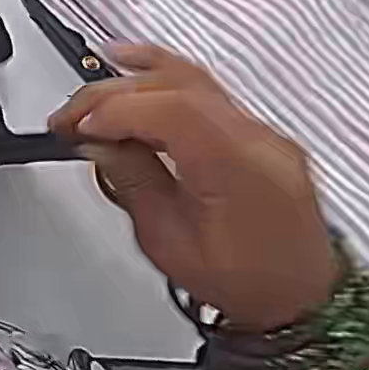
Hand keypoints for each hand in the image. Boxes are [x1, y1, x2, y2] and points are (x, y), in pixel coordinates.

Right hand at [47, 44, 337, 329]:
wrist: (299, 300)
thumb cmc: (241, 282)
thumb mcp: (166, 240)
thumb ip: (132, 180)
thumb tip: (98, 141)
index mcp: (239, 171)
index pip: (173, 110)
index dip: (117, 109)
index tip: (78, 128)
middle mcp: (258, 140)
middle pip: (177, 87)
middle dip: (112, 94)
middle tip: (69, 118)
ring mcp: (261, 131)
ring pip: (191, 79)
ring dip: (132, 81)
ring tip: (89, 95)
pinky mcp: (255, 132)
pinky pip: (205, 90)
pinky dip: (161, 80)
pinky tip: (135, 69)